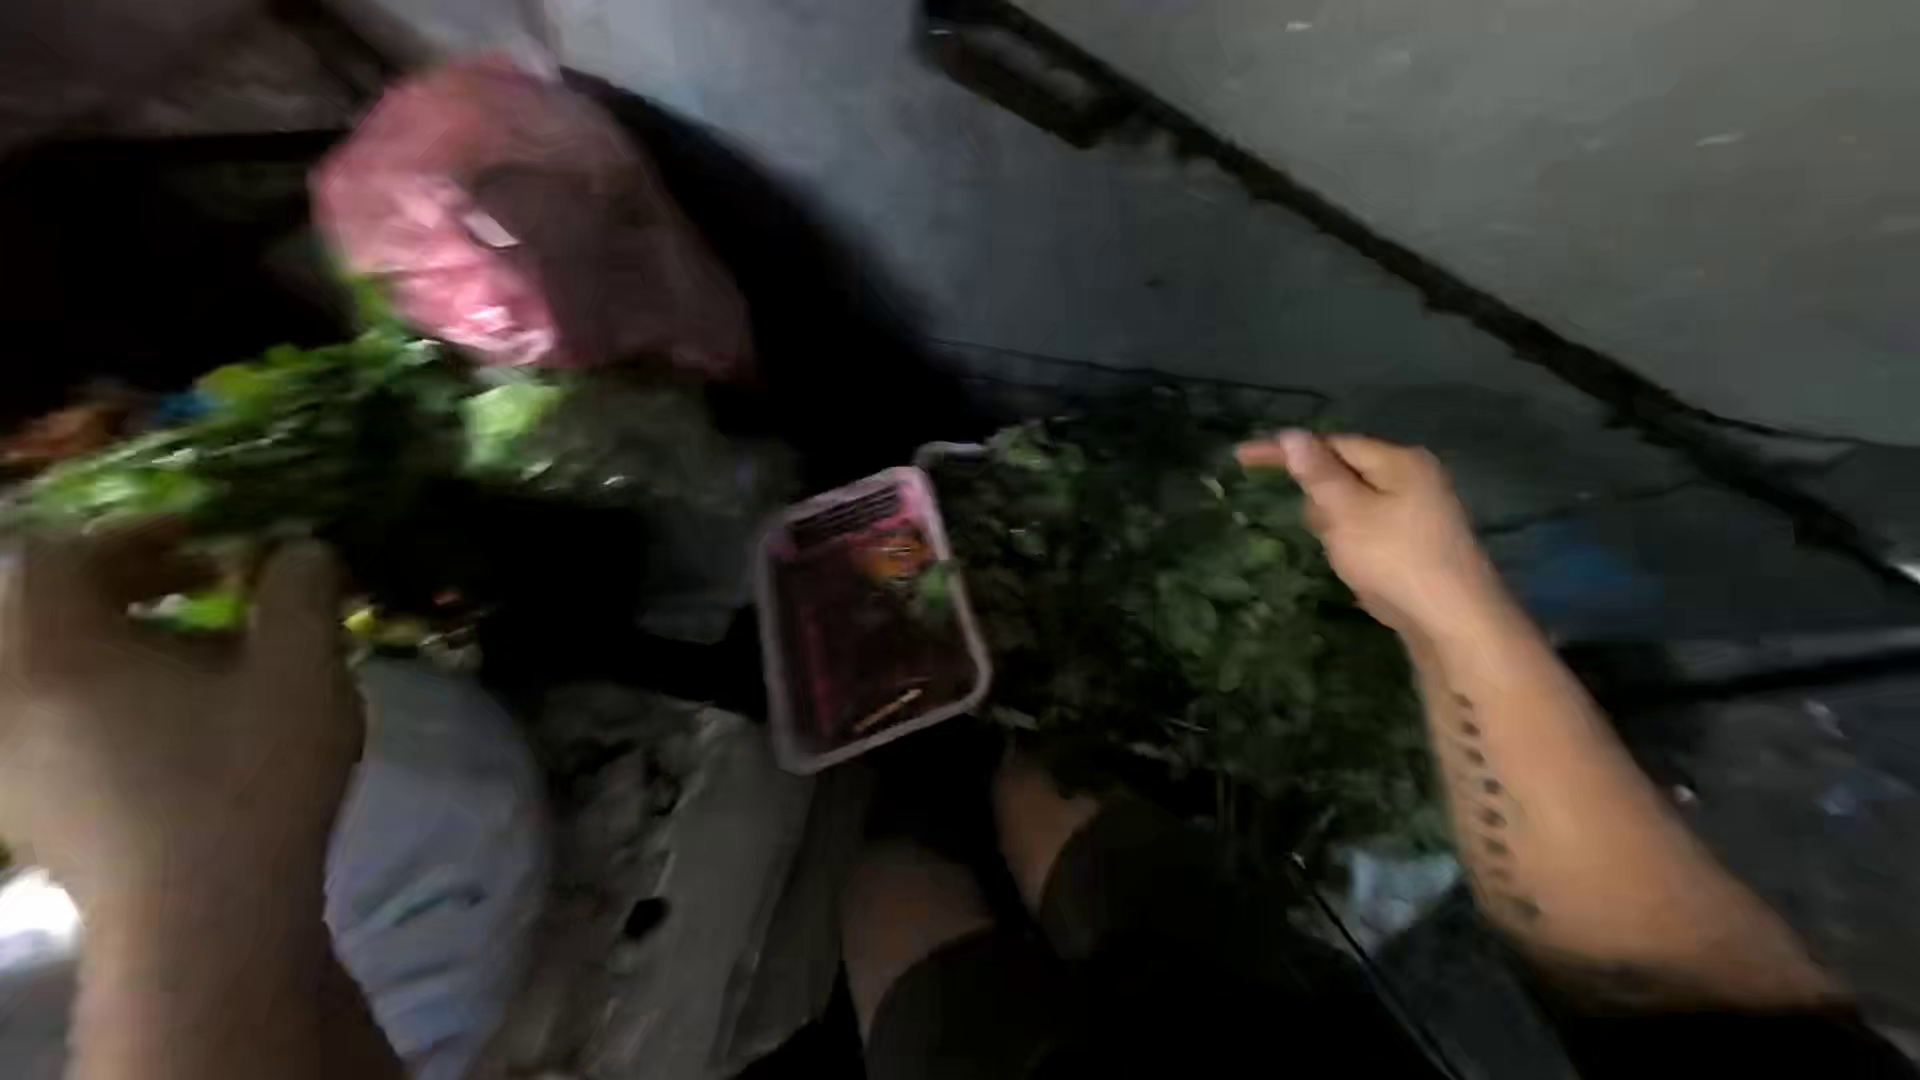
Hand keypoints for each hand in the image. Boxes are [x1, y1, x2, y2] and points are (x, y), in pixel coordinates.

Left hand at [0, 526, 359, 914]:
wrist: (207, 902)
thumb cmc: (256, 770)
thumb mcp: (304, 668)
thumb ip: (300, 595)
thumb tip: (299, 547)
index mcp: (60, 657)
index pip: (53, 558)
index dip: (134, 533)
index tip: (212, 538)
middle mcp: (6, 697)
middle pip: (40, 608)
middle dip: (132, 582)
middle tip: (214, 585)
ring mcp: (6, 753)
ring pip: (49, 661)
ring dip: (129, 633)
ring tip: (215, 651)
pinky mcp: (24, 795)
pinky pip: (53, 707)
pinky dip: (113, 682)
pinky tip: (188, 710)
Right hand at [1237, 430, 1509, 639]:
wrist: (1450, 619)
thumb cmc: (1392, 558)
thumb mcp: (1345, 511)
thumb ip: (1317, 472)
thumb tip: (1291, 435)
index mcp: (1397, 460)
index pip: (1330, 443)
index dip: (1285, 450)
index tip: (1241, 457)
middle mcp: (1411, 475)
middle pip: (1341, 470)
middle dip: (1318, 496)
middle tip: (1319, 528)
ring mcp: (1416, 506)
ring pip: (1350, 500)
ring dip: (1332, 520)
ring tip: (1340, 550)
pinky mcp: (1412, 535)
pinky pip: (1364, 521)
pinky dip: (1348, 535)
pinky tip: (1352, 558)